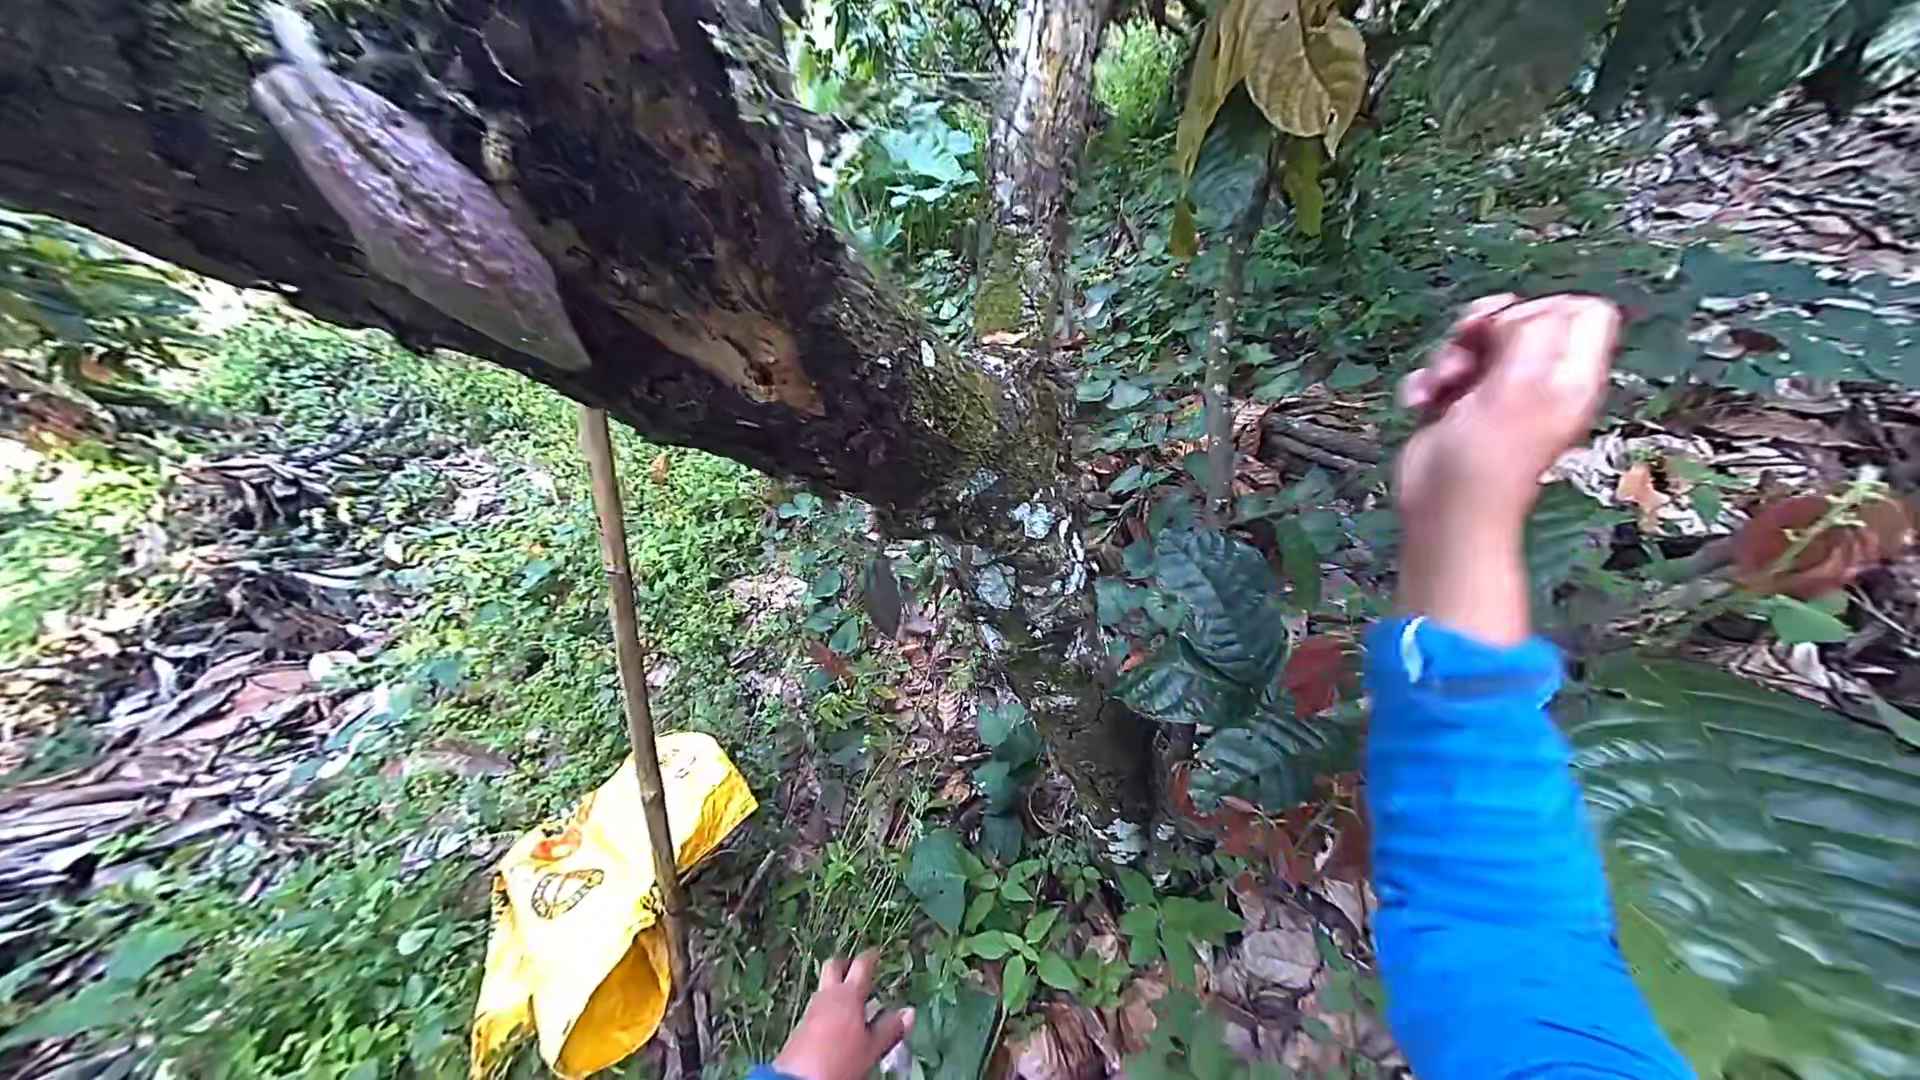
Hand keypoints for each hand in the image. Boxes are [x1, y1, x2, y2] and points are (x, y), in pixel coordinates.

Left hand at [773, 951, 914, 1079]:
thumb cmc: (841, 1062)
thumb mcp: (870, 1049)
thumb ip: (889, 1029)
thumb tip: (910, 1011)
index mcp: (849, 994)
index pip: (862, 965)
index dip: (871, 956)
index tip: (878, 952)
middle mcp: (828, 995)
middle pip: (834, 965)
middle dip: (846, 964)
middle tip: (857, 970)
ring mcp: (812, 1009)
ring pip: (824, 987)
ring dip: (835, 987)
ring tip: (849, 999)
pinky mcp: (800, 1027)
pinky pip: (817, 1006)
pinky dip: (827, 1006)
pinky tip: (833, 1021)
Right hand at [1394, 294, 1619, 643]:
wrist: (1443, 511)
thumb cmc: (1482, 463)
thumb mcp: (1515, 392)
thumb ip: (1528, 339)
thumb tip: (1516, 315)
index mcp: (1567, 376)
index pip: (1580, 312)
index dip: (1539, 309)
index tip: (1503, 330)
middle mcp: (1535, 383)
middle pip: (1520, 324)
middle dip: (1481, 329)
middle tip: (1462, 342)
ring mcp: (1493, 398)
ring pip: (1473, 349)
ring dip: (1444, 360)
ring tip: (1435, 386)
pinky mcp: (1453, 411)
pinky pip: (1440, 377)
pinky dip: (1423, 384)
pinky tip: (1418, 402)